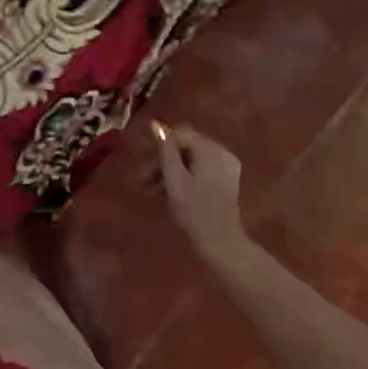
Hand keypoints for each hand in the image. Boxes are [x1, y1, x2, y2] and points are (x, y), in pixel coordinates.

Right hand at [145, 122, 248, 257]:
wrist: (219, 240)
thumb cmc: (193, 211)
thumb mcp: (174, 181)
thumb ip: (166, 153)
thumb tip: (158, 128)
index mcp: (211, 150)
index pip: (181, 134)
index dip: (159, 144)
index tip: (141, 160)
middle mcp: (222, 153)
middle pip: (187, 147)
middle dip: (162, 160)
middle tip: (142, 179)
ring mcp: (226, 167)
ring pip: (192, 160)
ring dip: (170, 171)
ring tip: (151, 190)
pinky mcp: (225, 181)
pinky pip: (200, 170)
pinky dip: (183, 177)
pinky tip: (168, 193)